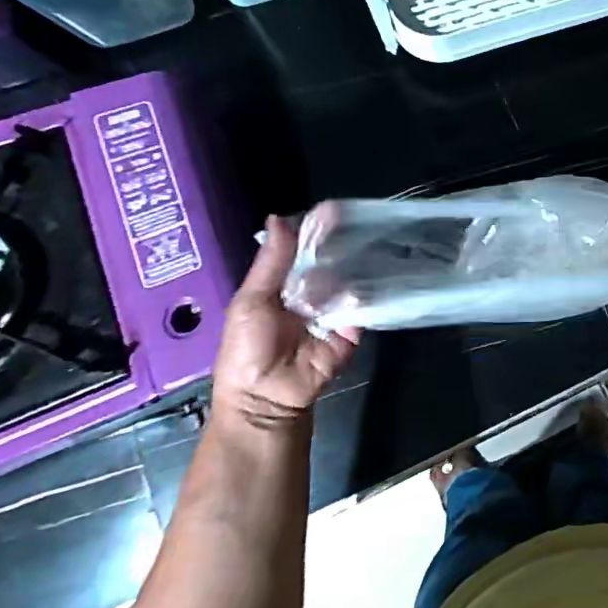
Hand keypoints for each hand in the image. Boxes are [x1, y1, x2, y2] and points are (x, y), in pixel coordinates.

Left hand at [211, 215, 360, 427]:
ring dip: (350, 271)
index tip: (332, 210)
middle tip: (354, 222)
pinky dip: (361, 300)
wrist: (263, 398)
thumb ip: (270, 261)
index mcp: (285, 284)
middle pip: (331, 263)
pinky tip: (358, 289)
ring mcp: (333, 314)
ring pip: (348, 283)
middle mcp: (311, 294)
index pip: (304, 250)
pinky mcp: (350, 334)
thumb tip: (279, 218)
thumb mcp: (251, 300)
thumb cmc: (246, 348)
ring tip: (359, 254)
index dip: (316, 230)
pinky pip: (360, 312)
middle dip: (340, 245)